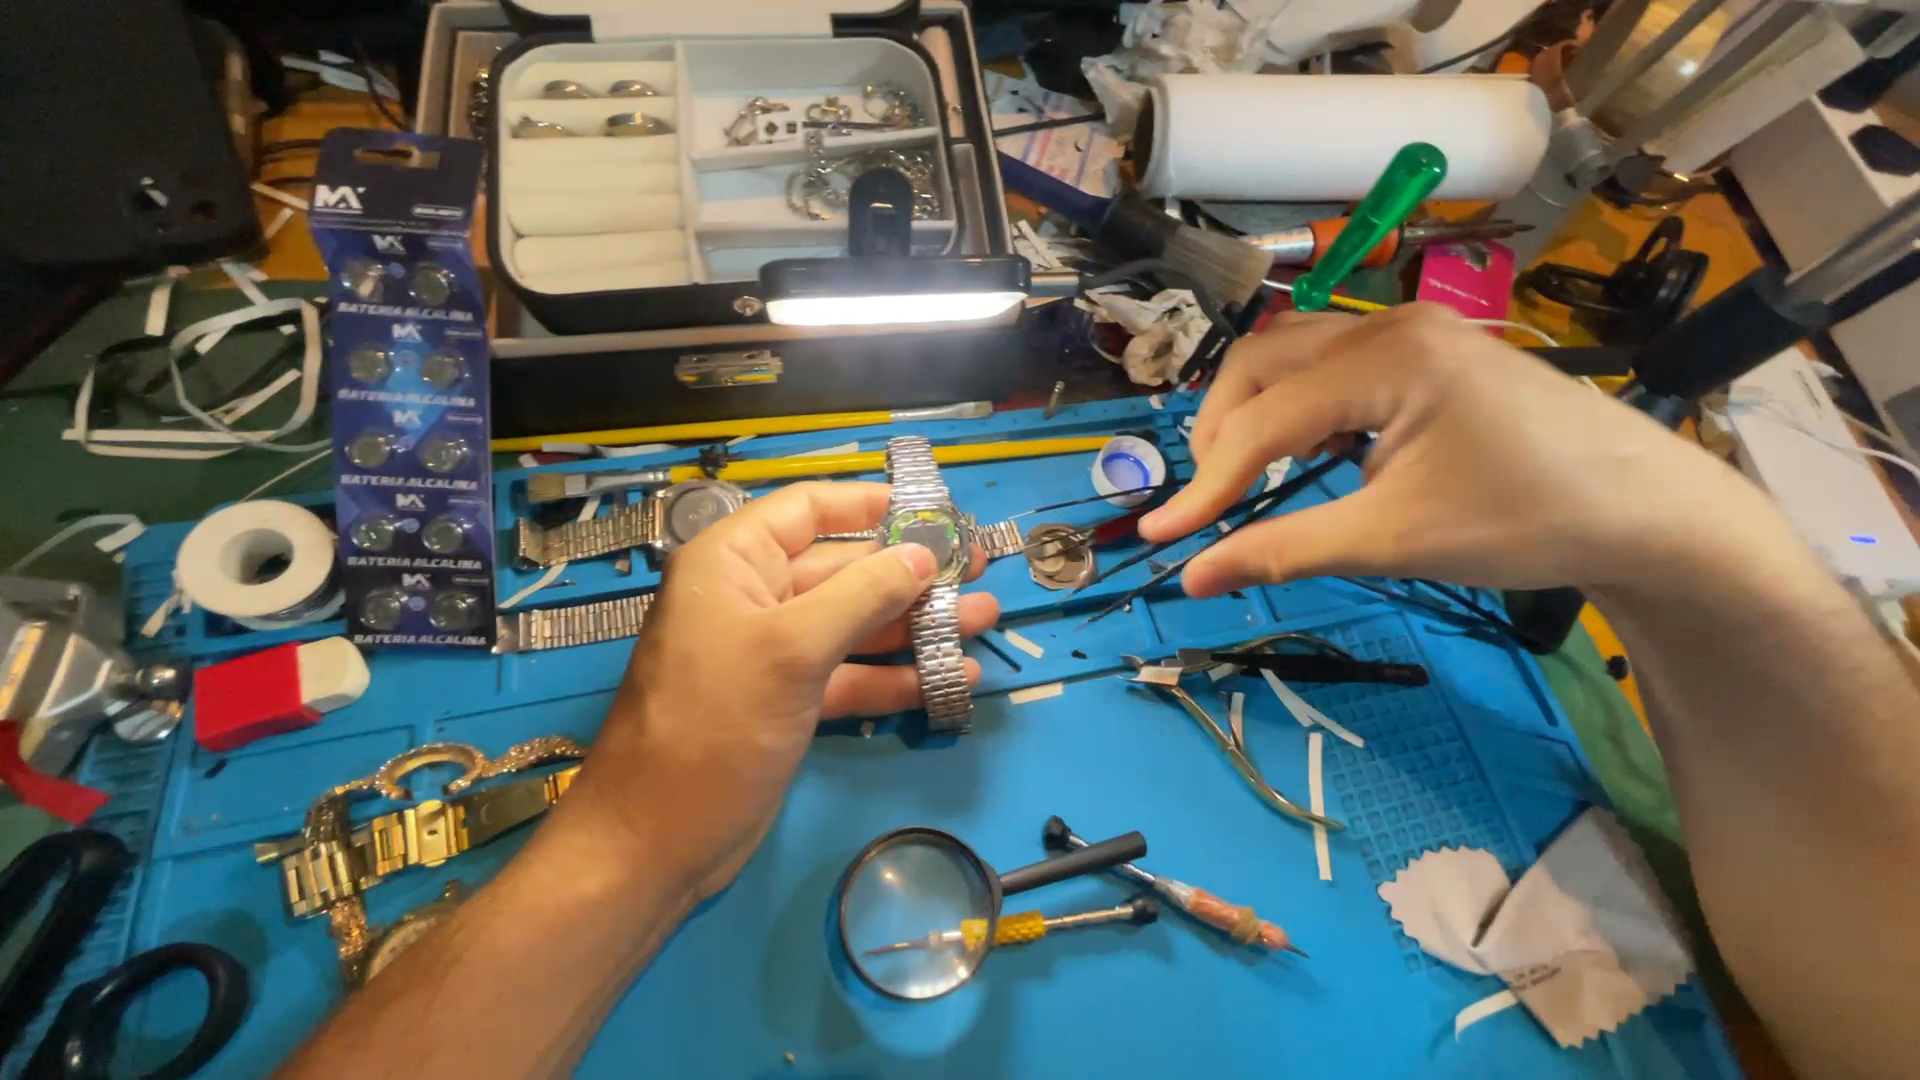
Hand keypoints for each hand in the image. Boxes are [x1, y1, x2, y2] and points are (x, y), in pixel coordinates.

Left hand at [553, 481, 996, 901]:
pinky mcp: (792, 701)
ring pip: (856, 624)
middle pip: (844, 568)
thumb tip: (922, 554)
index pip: (808, 509)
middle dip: (910, 571)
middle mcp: (756, 597)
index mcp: (734, 562)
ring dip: (916, 625)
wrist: (657, 842)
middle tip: (977, 569)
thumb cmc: (716, 724)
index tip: (932, 511)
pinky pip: (853, 674)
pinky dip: (898, 676)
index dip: (869, 504)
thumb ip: (862, 594)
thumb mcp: (791, 648)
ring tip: (983, 619)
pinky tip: (952, 677)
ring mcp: (776, 653)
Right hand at [1139, 304, 1782, 595]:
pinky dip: (1291, 406)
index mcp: (1384, 360)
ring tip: (1243, 474)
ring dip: (1249, 414)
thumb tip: (1189, 580)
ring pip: (1286, 356)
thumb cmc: (1525, 522)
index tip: (1162, 536)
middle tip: (1211, 499)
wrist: (1650, 511)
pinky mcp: (1420, 349)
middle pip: (1258, 364)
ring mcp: (1407, 330)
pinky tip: (1304, 447)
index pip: (1261, 421)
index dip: (1204, 484)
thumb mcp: (1391, 541)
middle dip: (1219, 432)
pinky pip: (1323, 364)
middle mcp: (1386, 325)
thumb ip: (1280, 552)